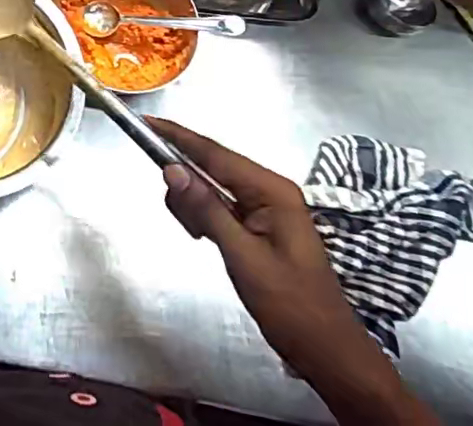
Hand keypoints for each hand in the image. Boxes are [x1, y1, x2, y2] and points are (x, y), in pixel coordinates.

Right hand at [151, 119, 419, 418]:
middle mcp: (266, 190)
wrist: (328, 353)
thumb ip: (206, 209)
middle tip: (184, 219)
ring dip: (192, 205)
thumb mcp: (244, 256)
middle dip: (185, 185)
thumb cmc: (292, 305)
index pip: (213, 152)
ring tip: (198, 235)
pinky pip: (213, 204)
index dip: (176, 134)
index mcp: (271, 191)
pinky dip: (200, 215)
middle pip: (207, 166)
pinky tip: (204, 236)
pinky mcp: (254, 222)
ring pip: (206, 186)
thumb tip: (171, 169)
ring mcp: (261, 206)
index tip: (144, 119)